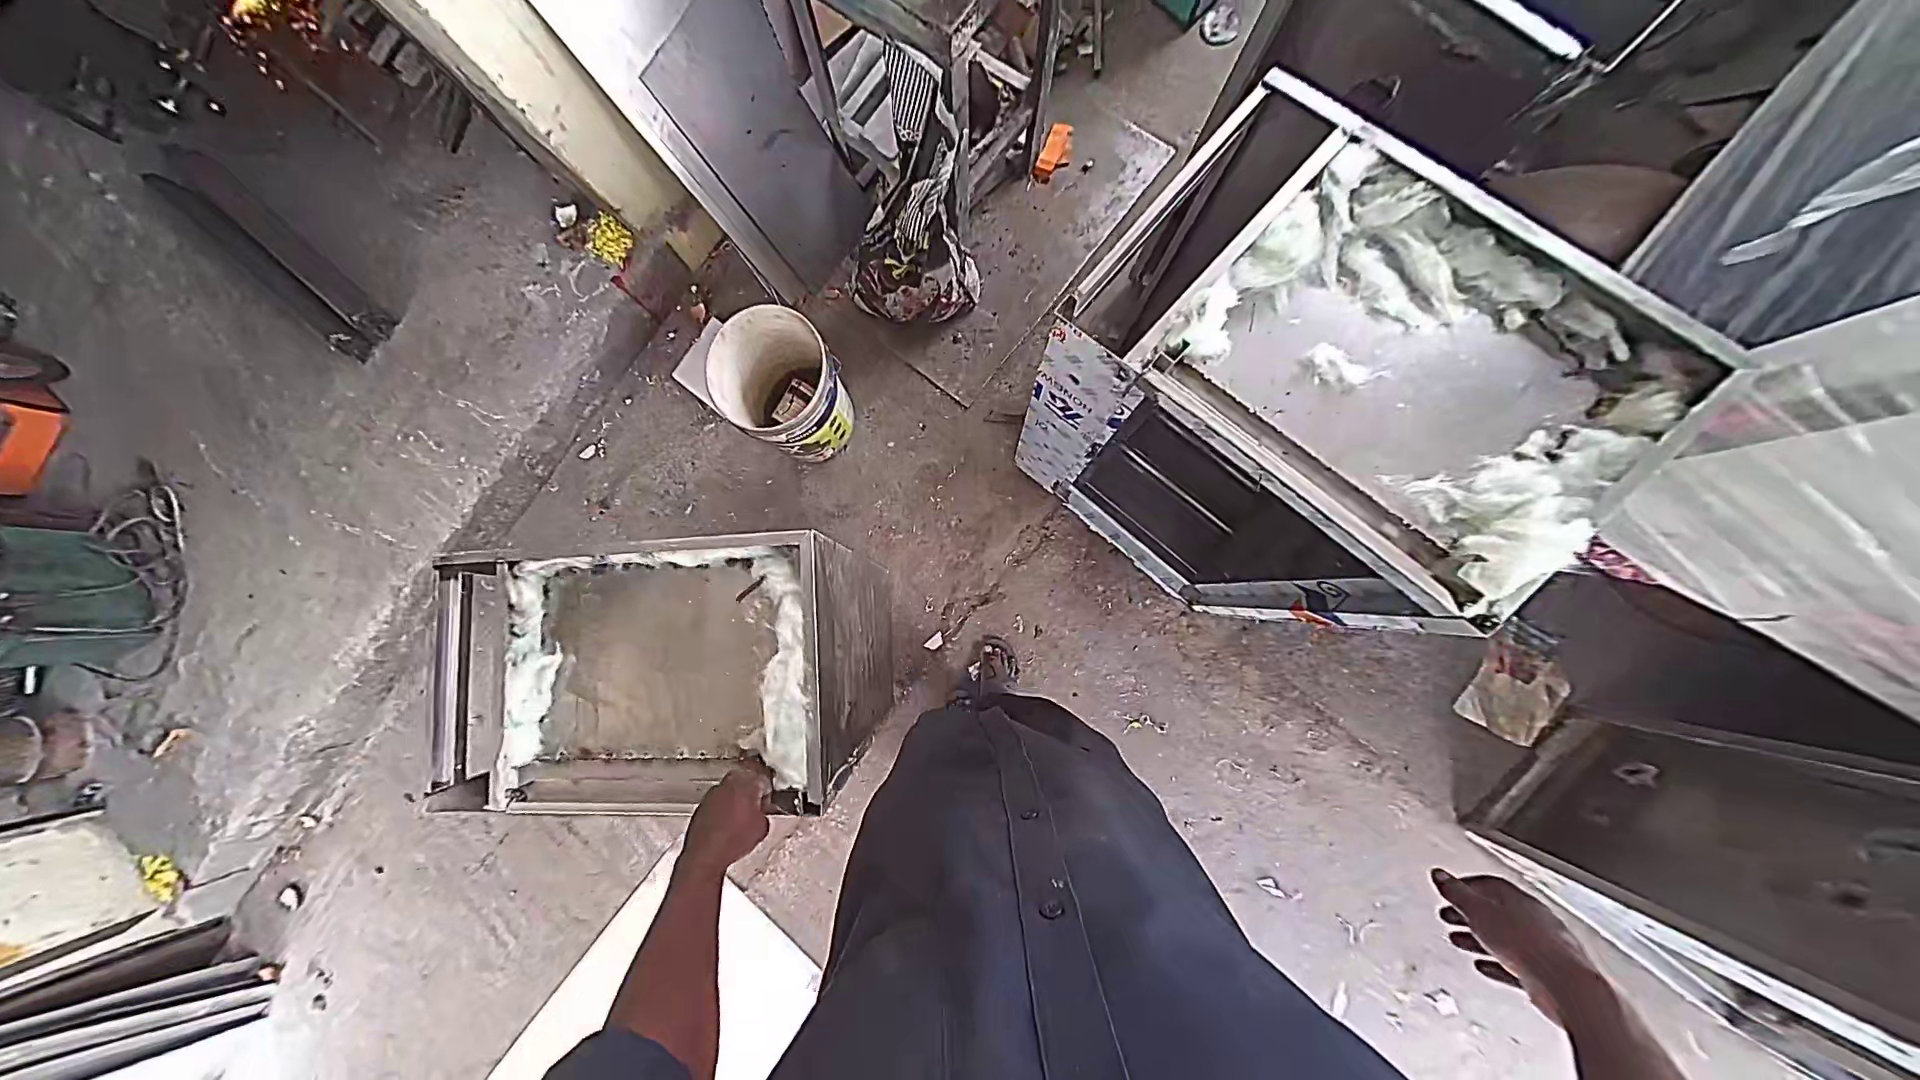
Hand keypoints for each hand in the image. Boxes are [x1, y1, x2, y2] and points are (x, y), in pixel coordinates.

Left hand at [681, 762, 772, 879]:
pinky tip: (728, 825)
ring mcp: (712, 794)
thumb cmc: (732, 840)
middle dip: (751, 790)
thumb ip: (764, 812)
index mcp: (747, 781)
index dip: (767, 788)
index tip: (767, 797)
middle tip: (757, 805)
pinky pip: (717, 802)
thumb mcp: (762, 827)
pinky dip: (723, 809)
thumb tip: (761, 814)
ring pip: (729, 790)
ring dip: (736, 799)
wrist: (706, 856)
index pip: (762, 775)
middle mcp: (728, 783)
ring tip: (742, 818)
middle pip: (744, 779)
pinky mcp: (701, 807)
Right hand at [1431, 868, 1599, 1025]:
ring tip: (1459, 940)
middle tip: (1449, 915)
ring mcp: (1544, 947)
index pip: (1486, 884)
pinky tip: (1485, 965)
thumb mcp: (1477, 912)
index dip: (1462, 887)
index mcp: (1518, 899)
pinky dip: (1496, 962)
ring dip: (1479, 938)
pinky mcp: (1548, 974)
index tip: (1446, 890)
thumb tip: (1439, 875)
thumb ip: (1456, 893)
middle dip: (1469, 914)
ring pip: (1504, 938)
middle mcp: (1534, 919)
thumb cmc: (1527, 945)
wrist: (1566, 988)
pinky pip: (1516, 964)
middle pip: (1495, 911)